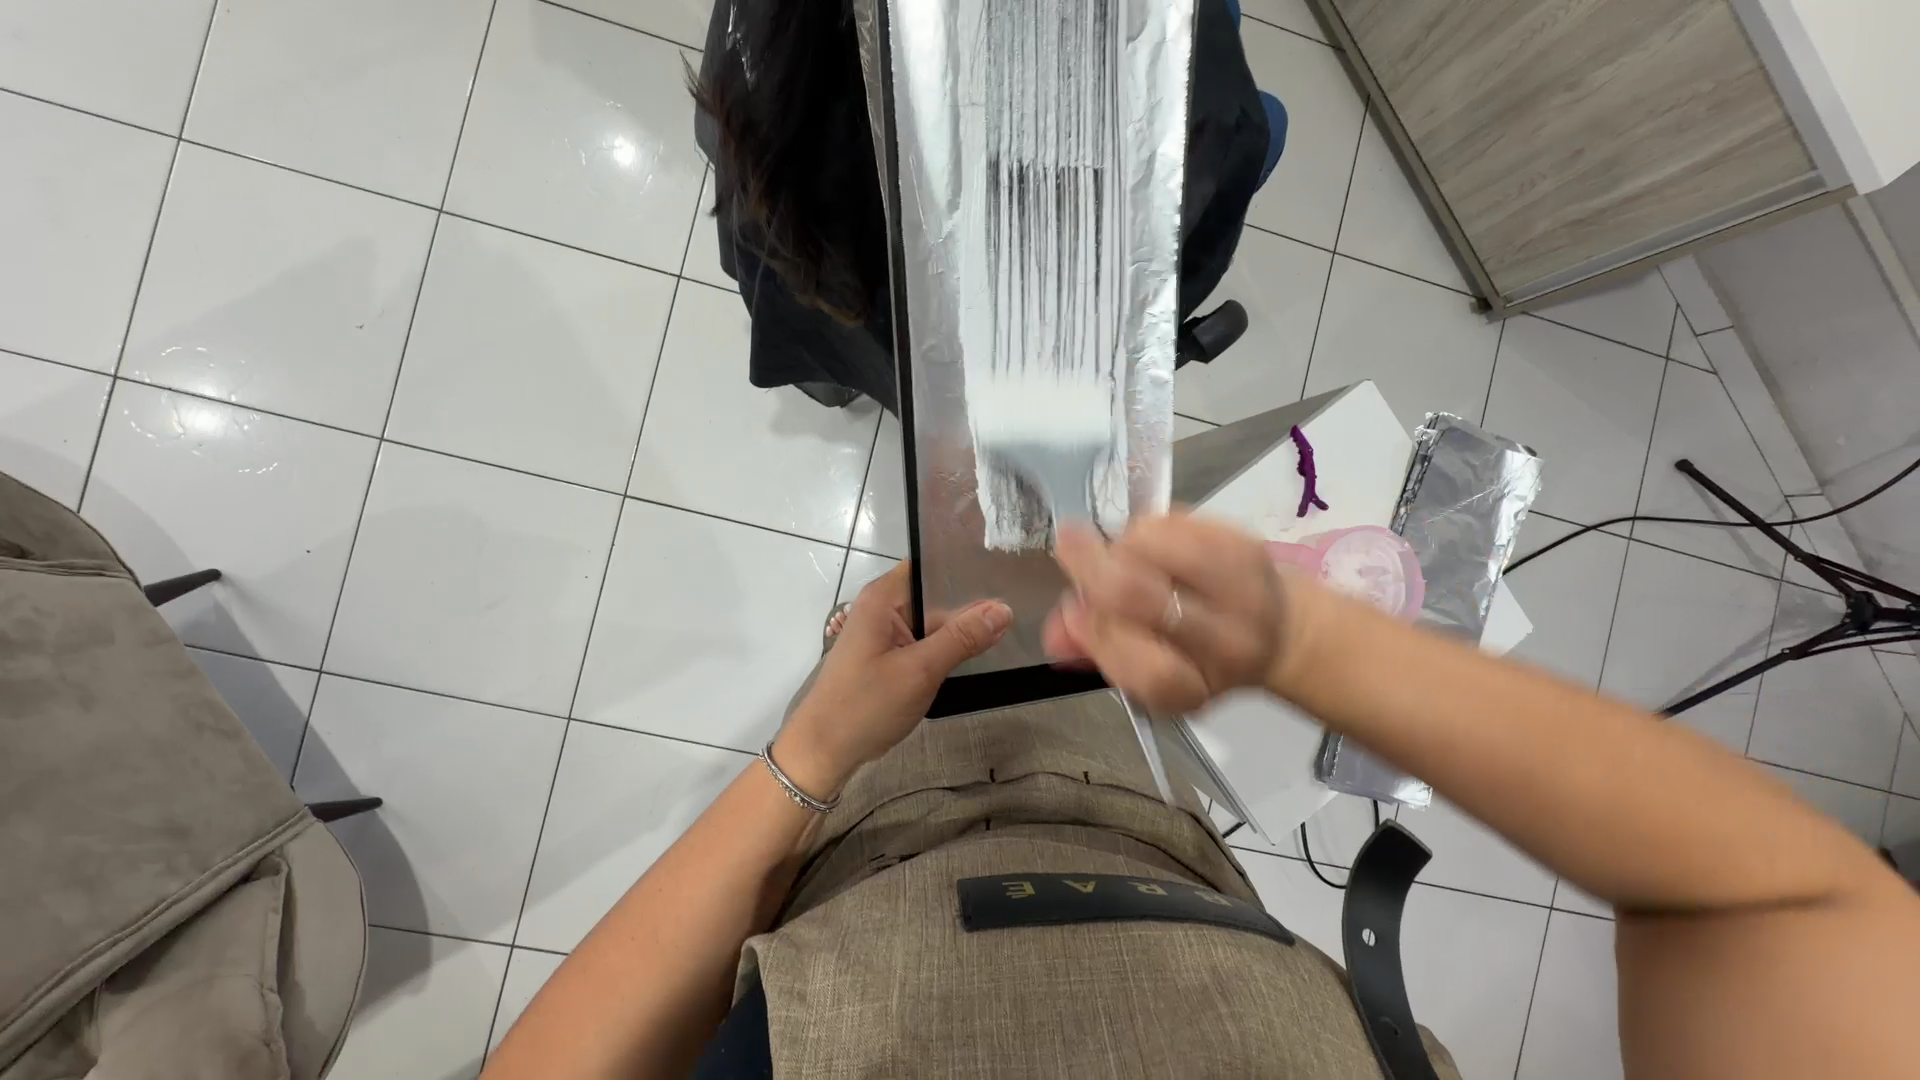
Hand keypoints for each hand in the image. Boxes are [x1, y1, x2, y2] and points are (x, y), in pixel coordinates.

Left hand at [777, 562, 1011, 797]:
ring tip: (1011, 625)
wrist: (824, 751)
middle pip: (936, 594)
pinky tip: (979, 651)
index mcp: (884, 598)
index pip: (930, 564)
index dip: (965, 566)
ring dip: (962, 627)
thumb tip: (1004, 609)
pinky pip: (925, 642)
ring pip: (934, 621)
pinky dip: (948, 647)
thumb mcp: (920, 670)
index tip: (1006, 571)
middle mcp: (883, 608)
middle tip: (1021, 604)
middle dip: (972, 601)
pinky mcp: (890, 657)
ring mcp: (886, 634)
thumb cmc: (865, 705)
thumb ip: (962, 638)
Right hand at [1043, 513, 1293, 712]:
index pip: (1145, 671)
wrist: (1280, 631)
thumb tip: (1056, 634)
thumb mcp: (1158, 680)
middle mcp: (1228, 636)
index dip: (1100, 641)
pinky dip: (1142, 530)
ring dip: (1118, 549)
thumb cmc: (1204, 661)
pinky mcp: (1240, 539)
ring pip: (1146, 546)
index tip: (1076, 616)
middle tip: (1069, 550)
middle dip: (1088, 570)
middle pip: (1134, 594)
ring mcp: (1237, 583)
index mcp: (1203, 682)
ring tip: (1122, 559)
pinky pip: (1167, 521)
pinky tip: (1147, 545)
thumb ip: (1103, 657)